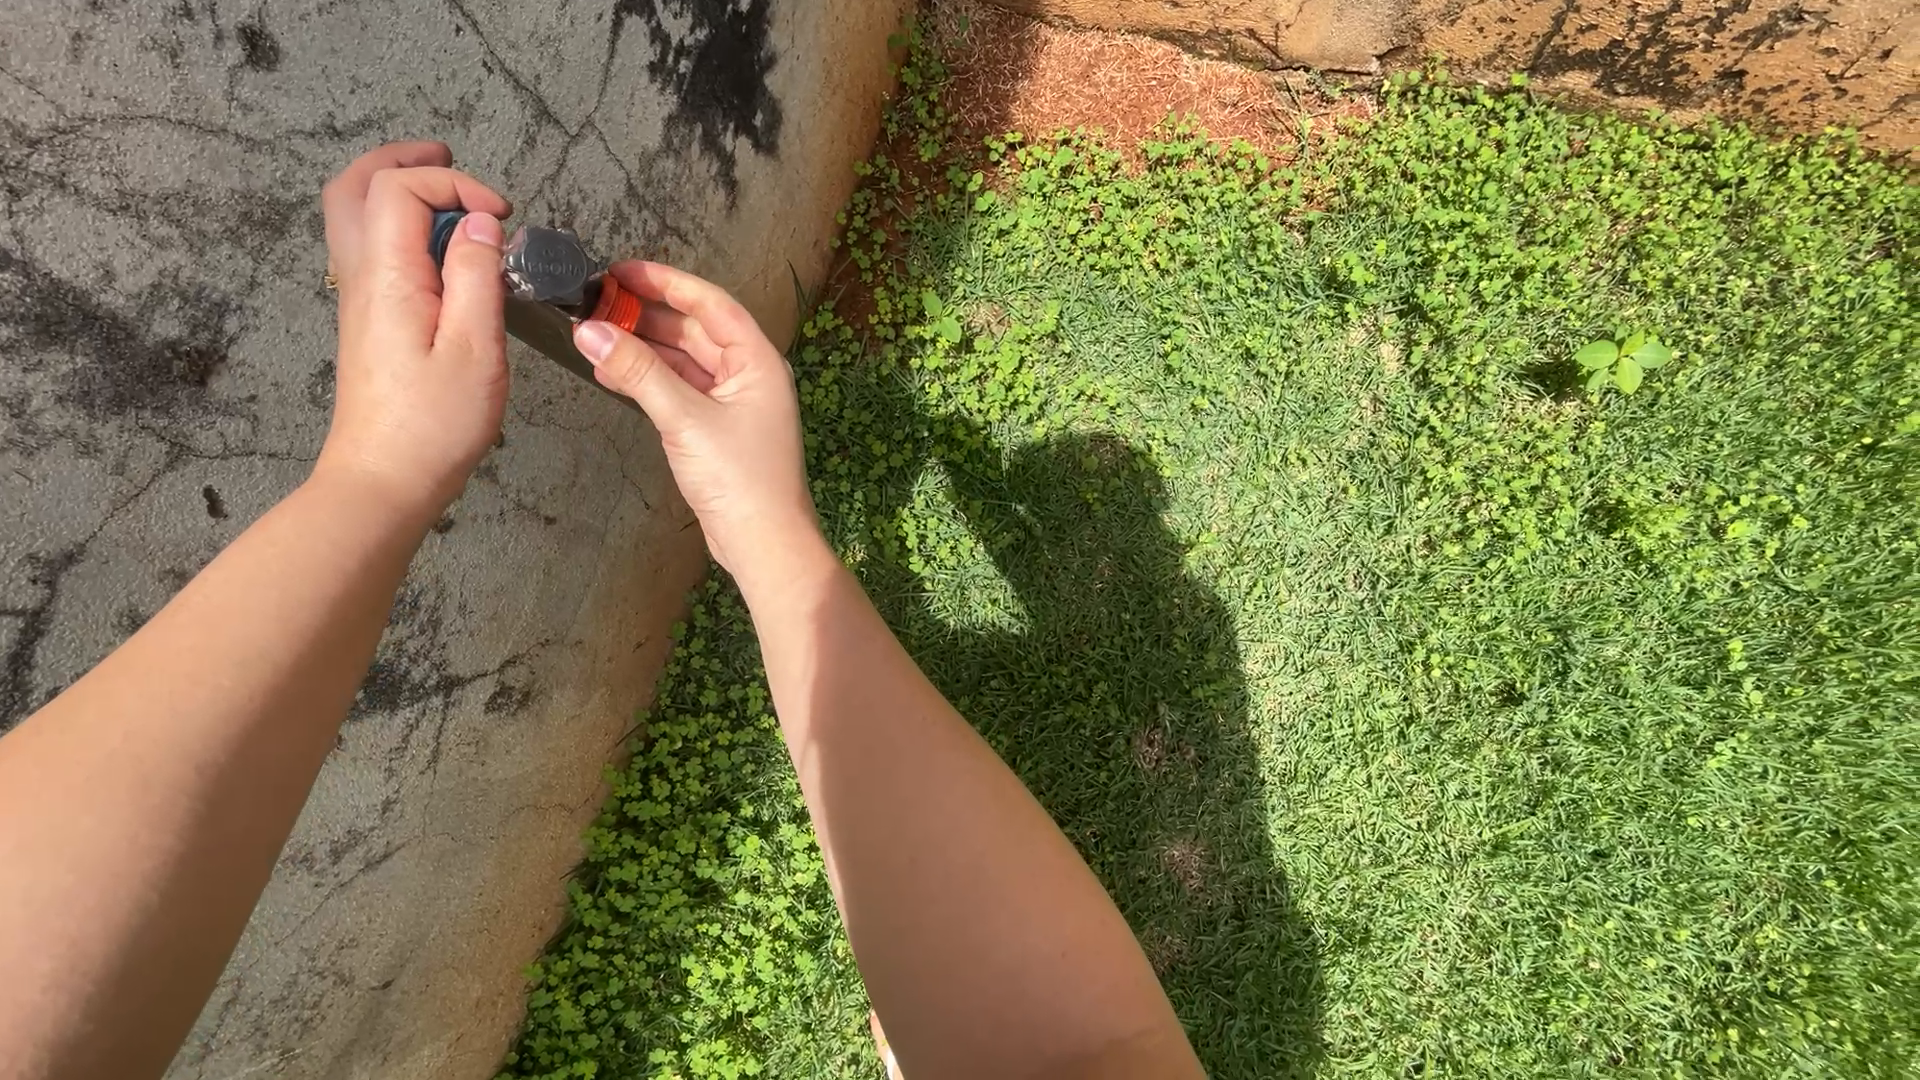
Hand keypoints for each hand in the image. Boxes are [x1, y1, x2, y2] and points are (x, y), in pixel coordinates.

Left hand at [315, 141, 512, 518]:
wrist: (387, 476)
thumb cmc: (438, 420)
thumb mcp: (476, 349)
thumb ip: (478, 279)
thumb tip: (484, 225)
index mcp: (389, 277)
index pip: (401, 190)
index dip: (453, 184)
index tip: (505, 217)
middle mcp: (362, 277)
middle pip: (356, 188)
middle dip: (404, 162)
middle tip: (452, 161)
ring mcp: (361, 300)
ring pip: (355, 217)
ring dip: (396, 190)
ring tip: (449, 197)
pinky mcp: (372, 323)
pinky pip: (371, 250)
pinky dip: (400, 227)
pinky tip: (441, 251)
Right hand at [571, 262, 830, 599]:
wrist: (763, 541)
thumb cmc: (740, 478)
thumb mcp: (686, 419)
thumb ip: (639, 373)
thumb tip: (590, 330)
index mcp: (758, 362)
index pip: (712, 305)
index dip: (667, 283)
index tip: (621, 271)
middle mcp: (749, 376)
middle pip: (696, 331)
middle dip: (648, 316)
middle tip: (597, 303)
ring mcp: (734, 404)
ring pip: (685, 361)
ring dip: (644, 349)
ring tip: (595, 335)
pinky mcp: (718, 429)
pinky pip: (681, 391)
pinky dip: (650, 381)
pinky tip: (612, 373)